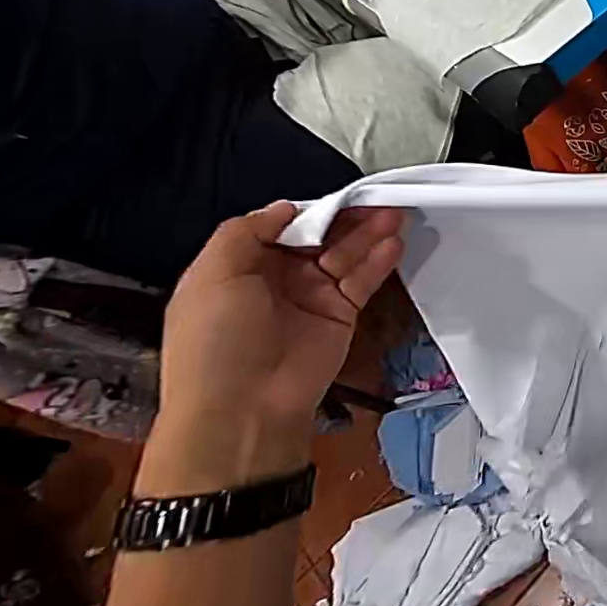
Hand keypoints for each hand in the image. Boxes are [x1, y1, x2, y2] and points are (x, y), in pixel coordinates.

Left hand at [138, 202, 404, 495]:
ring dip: (369, 235)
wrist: (245, 406)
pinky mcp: (342, 313)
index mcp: (241, 265)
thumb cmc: (217, 341)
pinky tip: (393, 245)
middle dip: (347, 219)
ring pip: (345, 255)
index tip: (334, 199)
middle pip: (320, 237)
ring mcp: (312, 295)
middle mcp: (278, 276)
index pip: (283, 226)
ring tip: (394, 216)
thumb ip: (245, 233)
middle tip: (376, 202)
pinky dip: (378, 262)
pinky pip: (362, 281)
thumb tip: (285, 208)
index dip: (309, 211)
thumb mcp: (212, 277)